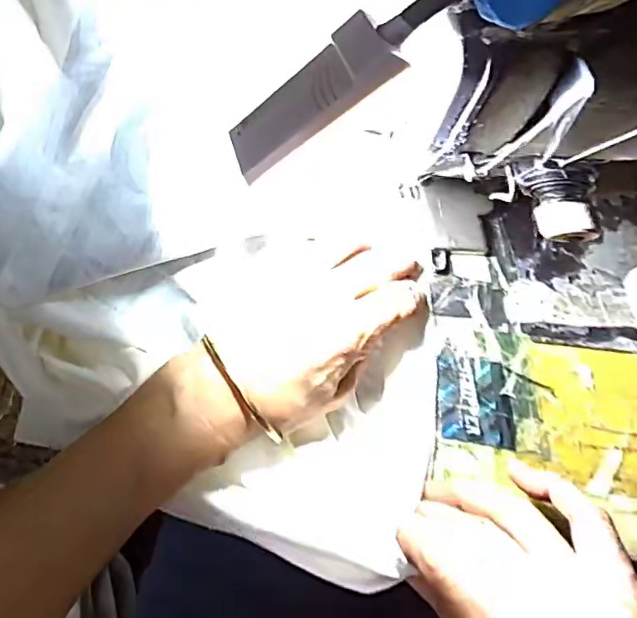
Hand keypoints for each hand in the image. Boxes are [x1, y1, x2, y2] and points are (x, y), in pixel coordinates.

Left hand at [197, 245, 424, 438]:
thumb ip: (359, 359)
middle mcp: (325, 295)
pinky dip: (320, 241)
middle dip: (399, 264)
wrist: (223, 382)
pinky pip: (302, 241)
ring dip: (362, 246)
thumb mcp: (333, 394)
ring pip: (341, 243)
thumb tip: (372, 336)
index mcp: (347, 330)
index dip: (411, 298)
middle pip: (377, 265)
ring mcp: (295, 275)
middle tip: (406, 264)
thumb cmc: (273, 396)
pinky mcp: (270, 266)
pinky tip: (324, 246)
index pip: (396, 300)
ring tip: (369, 249)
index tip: (413, 297)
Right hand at [398, 460, 636, 617]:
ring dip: (474, 495)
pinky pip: (586, 519)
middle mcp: (541, 586)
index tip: (399, 532)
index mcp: (498, 607)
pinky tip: (524, 476)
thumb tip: (421, 574)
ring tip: (450, 493)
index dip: (409, 534)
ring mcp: (582, 577)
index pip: (434, 547)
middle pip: (469, 528)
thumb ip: (451, 607)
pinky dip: (554, 489)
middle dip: (434, 515)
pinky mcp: (618, 580)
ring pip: (513, 513)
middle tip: (416, 514)